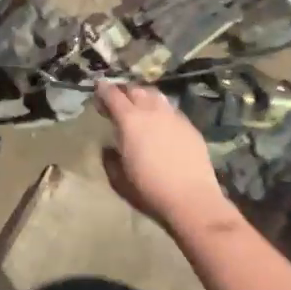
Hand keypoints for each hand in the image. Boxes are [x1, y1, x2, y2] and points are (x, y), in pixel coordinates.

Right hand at [98, 80, 236, 232]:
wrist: (192, 200)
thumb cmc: (149, 190)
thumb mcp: (119, 179)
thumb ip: (110, 159)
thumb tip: (109, 148)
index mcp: (130, 120)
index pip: (113, 95)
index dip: (103, 90)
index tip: (98, 91)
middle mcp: (152, 111)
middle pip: (136, 90)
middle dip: (124, 92)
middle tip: (119, 102)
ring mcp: (174, 116)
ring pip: (156, 95)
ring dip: (144, 97)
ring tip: (141, 108)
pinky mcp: (190, 126)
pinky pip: (172, 110)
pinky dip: (162, 112)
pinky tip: (162, 125)